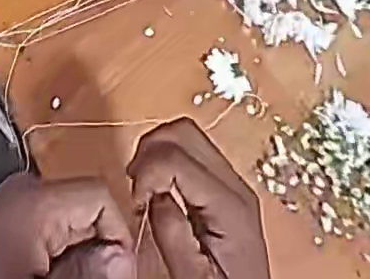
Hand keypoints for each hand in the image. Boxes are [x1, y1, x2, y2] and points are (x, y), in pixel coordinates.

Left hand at [0, 173, 133, 278]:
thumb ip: (89, 270)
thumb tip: (123, 258)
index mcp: (36, 197)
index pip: (101, 194)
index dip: (117, 234)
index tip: (119, 272)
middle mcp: (24, 188)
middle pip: (86, 203)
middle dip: (97, 242)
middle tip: (90, 277)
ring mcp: (12, 202)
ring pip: (69, 216)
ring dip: (78, 249)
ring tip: (65, 275)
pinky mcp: (5, 220)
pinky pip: (49, 226)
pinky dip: (57, 249)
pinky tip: (49, 271)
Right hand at [128, 120, 269, 278]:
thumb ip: (173, 237)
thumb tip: (153, 196)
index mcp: (230, 206)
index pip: (177, 156)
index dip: (147, 170)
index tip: (135, 200)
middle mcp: (235, 185)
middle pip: (185, 131)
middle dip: (151, 148)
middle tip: (134, 183)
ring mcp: (233, 184)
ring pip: (188, 135)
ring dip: (158, 149)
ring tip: (143, 185)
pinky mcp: (226, 189)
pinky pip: (193, 153)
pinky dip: (168, 158)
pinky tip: (159, 187)